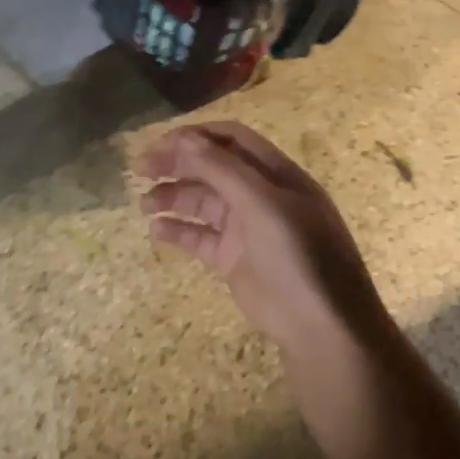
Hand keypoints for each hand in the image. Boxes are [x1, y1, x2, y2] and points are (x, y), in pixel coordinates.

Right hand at [138, 123, 400, 456]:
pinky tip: (156, 231)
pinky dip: (177, 231)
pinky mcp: (232, 259)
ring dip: (172, 197)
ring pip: (201, 203)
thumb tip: (183, 139)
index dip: (195, 137)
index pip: (232, 140)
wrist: (319, 322)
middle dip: (176, 164)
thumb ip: (221, 170)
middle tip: (140, 169)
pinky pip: (199, 237)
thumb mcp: (262, 205)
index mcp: (276, 174)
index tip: (158, 144)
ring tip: (144, 205)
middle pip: (212, 169)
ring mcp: (246, 229)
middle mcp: (260, 196)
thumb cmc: (298, 255)